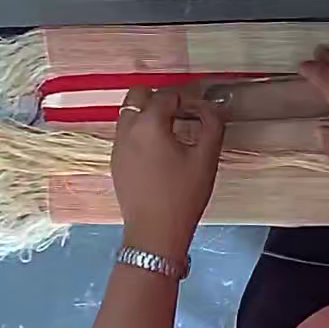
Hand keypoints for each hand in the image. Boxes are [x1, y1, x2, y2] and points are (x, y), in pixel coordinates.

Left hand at [111, 85, 225, 258]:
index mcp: (149, 124)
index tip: (202, 109)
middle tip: (183, 111)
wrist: (155, 232)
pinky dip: (140, 131)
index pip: (168, 95)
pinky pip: (126, 134)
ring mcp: (118, 147)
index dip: (188, 97)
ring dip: (148, 113)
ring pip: (129, 114)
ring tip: (172, 130)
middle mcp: (127, 130)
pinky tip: (159, 150)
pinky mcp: (116, 163)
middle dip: (161, 97)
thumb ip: (212, 125)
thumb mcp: (206, 158)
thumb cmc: (182, 196)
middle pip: (138, 95)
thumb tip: (212, 108)